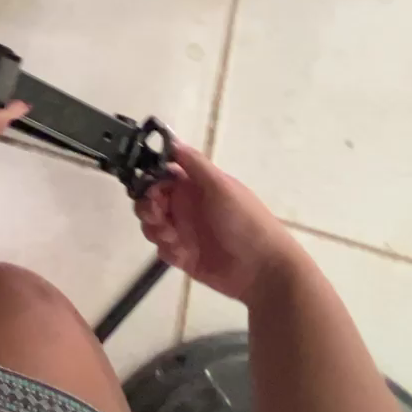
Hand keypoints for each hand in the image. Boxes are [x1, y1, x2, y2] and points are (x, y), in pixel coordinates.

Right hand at [136, 142, 306, 303]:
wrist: (265, 272)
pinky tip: (182, 254)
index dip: (148, 180)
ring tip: (172, 237)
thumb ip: (194, 163)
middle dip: (146, 207)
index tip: (149, 189)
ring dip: (155, 228)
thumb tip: (170, 139)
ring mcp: (183, 232)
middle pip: (149, 200)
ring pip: (151, 224)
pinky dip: (166, 249)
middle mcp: (185, 207)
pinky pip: (161, 248)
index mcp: (194, 187)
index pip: (159, 176)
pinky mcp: (183, 256)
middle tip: (157, 216)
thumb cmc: (245, 223)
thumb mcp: (222, 187)